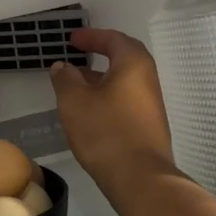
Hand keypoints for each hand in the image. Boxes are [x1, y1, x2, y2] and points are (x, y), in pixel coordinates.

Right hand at [50, 28, 179, 194]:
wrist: (140, 178)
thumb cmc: (106, 132)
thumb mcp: (75, 102)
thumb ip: (66, 79)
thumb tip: (63, 66)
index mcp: (134, 64)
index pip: (114, 39)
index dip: (92, 37)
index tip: (72, 40)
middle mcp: (148, 79)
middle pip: (124, 58)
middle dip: (100, 55)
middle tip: (78, 56)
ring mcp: (152, 104)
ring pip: (125, 82)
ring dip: (102, 79)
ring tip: (76, 86)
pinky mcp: (149, 126)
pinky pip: (127, 100)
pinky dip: (109, 97)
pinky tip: (91, 112)